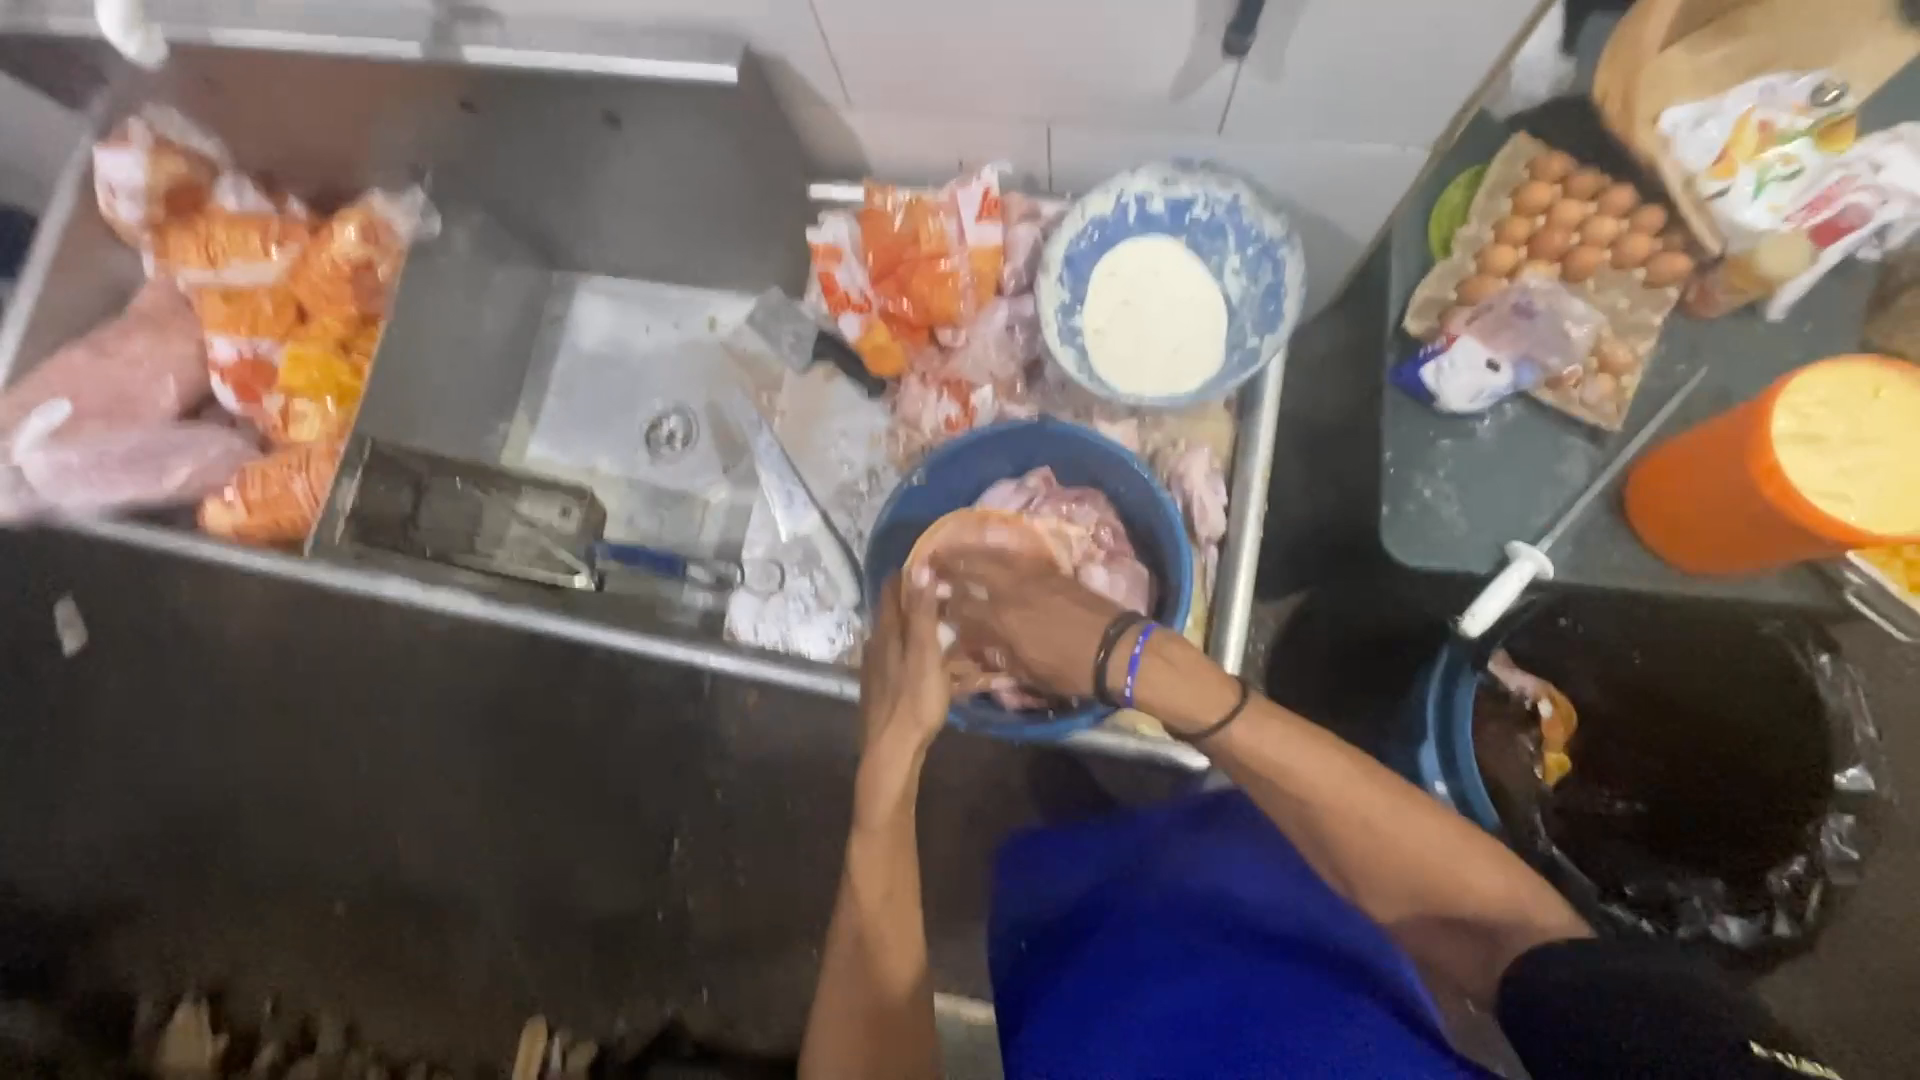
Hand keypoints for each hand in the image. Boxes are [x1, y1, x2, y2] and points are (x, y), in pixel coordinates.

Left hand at [858, 574, 950, 760]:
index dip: (905, 575)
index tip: (926, 561)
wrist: (891, 751)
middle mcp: (875, 647)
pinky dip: (912, 653)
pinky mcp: (881, 690)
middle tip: (940, 591)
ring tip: (938, 625)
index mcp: (887, 634)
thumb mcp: (926, 653)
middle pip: (893, 615)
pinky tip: (925, 664)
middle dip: (913, 601)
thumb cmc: (914, 701)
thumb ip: (923, 611)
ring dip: (913, 628)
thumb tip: (920, 565)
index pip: (890, 592)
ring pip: (895, 639)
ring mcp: (875, 670)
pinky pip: (898, 661)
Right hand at [923, 549, 1124, 700]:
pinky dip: (1001, 556)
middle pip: (973, 568)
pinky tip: (995, 555)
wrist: (1117, 649)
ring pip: (996, 558)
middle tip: (932, 558)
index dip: (944, 603)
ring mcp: (1034, 577)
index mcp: (1002, 619)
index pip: (962, 607)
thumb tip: (984, 646)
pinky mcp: (1054, 573)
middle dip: (950, 562)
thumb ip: (1001, 656)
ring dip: (973, 553)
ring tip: (957, 549)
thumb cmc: (1071, 670)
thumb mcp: (1029, 673)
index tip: (931, 599)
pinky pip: (1019, 559)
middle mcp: (1012, 591)